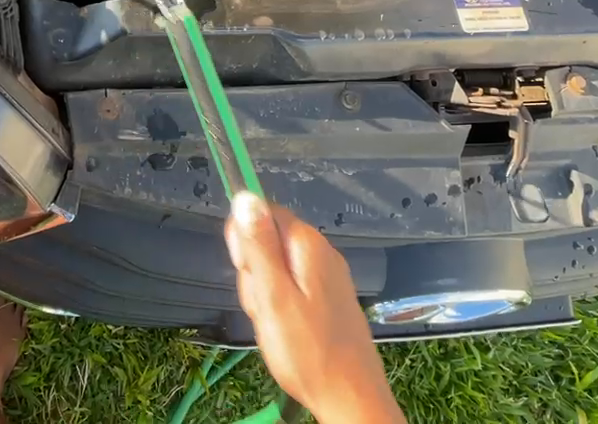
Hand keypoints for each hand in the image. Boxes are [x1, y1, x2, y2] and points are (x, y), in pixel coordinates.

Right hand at [225, 193, 404, 423]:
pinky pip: (293, 286)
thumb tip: (244, 194)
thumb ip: (257, 243)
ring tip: (276, 322)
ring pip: (277, 266)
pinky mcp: (329, 298)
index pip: (261, 212)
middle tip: (264, 306)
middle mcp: (321, 251)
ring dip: (266, 292)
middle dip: (255, 271)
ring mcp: (328, 276)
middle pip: (268, 240)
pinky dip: (282, 305)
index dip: (245, 239)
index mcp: (307, 243)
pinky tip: (286, 330)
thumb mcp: (272, 294)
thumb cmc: (307, 349)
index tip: (248, 272)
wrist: (352, 403)